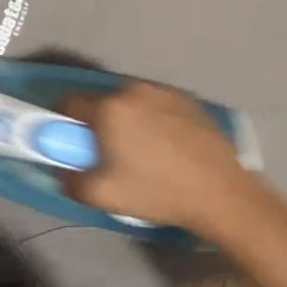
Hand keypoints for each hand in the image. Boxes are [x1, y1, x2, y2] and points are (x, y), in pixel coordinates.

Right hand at [59, 83, 279, 236]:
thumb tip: (64, 169)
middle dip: (98, 121)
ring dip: (127, 118)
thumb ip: (70, 180)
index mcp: (110, 108)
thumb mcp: (101, 195)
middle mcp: (134, 91)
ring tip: (141, 149)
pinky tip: (166, 146)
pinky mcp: (190, 101)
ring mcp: (165, 92)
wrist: (222, 194)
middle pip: (102, 101)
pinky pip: (157, 105)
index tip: (73, 142)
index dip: (64, 121)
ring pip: (131, 102)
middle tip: (109, 151)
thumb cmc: (157, 192)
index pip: (69, 102)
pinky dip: (153, 119)